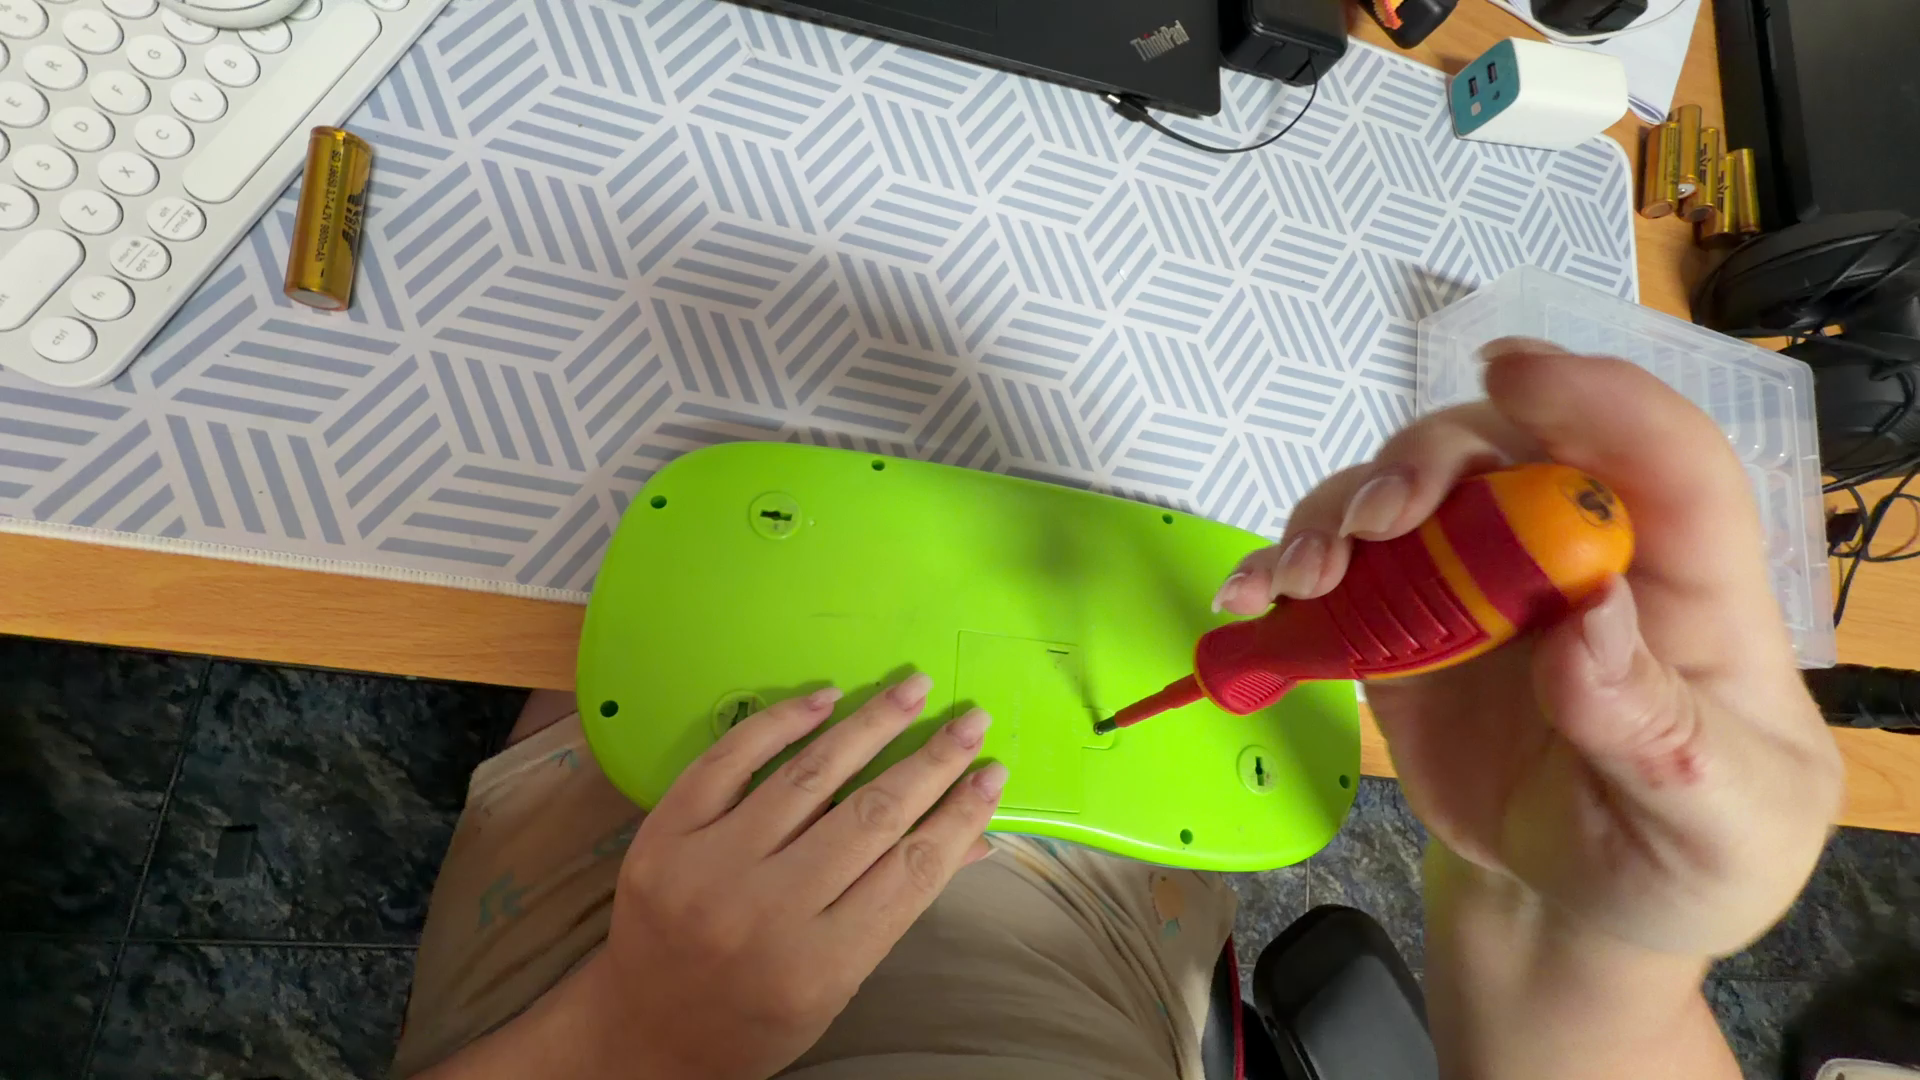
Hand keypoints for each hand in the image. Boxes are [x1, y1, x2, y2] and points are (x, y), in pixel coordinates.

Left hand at [592, 675, 1006, 1079]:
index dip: (958, 814)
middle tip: (971, 718)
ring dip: (871, 723)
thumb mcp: (840, 982)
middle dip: (932, 759)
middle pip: (871, 815)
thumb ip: (902, 902)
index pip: (912, 870)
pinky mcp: (666, 832)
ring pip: (809, 775)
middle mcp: (765, 911)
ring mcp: (709, 866)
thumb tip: (978, 837)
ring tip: (914, 688)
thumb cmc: (758, 1015)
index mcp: (819, 964)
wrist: (643, 1033)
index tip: (993, 770)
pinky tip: (827, 696)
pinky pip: (731, 758)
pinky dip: (782, 720)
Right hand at [1213, 340, 1843, 957]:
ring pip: (1385, 499)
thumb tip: (1584, 623)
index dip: (1594, 400)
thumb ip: (1658, 726)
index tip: (1510, 373)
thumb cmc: (1664, 851)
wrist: (1551, 885)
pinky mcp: (1386, 618)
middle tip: (1373, 527)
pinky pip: (1326, 569)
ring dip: (1329, 519)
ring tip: (1299, 582)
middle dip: (1418, 466)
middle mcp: (1554, 557)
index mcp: (1676, 584)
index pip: (1656, 459)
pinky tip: (1249, 600)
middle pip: (1487, 451)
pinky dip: (1276, 572)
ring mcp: (1458, 584)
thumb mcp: (1708, 817)